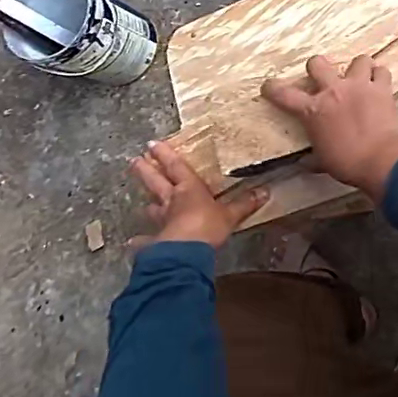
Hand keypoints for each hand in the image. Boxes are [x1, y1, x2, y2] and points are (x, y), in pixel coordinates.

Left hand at [130, 141, 268, 247]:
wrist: (185, 252)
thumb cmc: (208, 226)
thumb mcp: (230, 215)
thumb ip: (245, 204)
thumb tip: (265, 191)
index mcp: (189, 188)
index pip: (176, 166)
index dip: (165, 155)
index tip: (152, 144)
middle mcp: (172, 200)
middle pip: (155, 182)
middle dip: (145, 171)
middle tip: (134, 161)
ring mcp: (162, 221)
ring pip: (152, 208)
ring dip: (148, 203)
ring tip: (143, 201)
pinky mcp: (156, 242)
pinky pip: (146, 241)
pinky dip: (140, 242)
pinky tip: (132, 243)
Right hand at [262, 55, 397, 200]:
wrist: (380, 159)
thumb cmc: (347, 163)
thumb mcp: (323, 161)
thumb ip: (313, 158)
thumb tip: (305, 162)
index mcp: (313, 110)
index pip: (284, 95)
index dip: (273, 89)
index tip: (269, 86)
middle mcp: (333, 91)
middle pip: (318, 63)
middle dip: (317, 67)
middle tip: (323, 78)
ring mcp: (359, 86)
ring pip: (358, 60)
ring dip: (357, 68)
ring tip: (360, 78)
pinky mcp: (381, 88)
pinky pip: (381, 71)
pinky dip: (380, 76)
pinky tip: (379, 84)